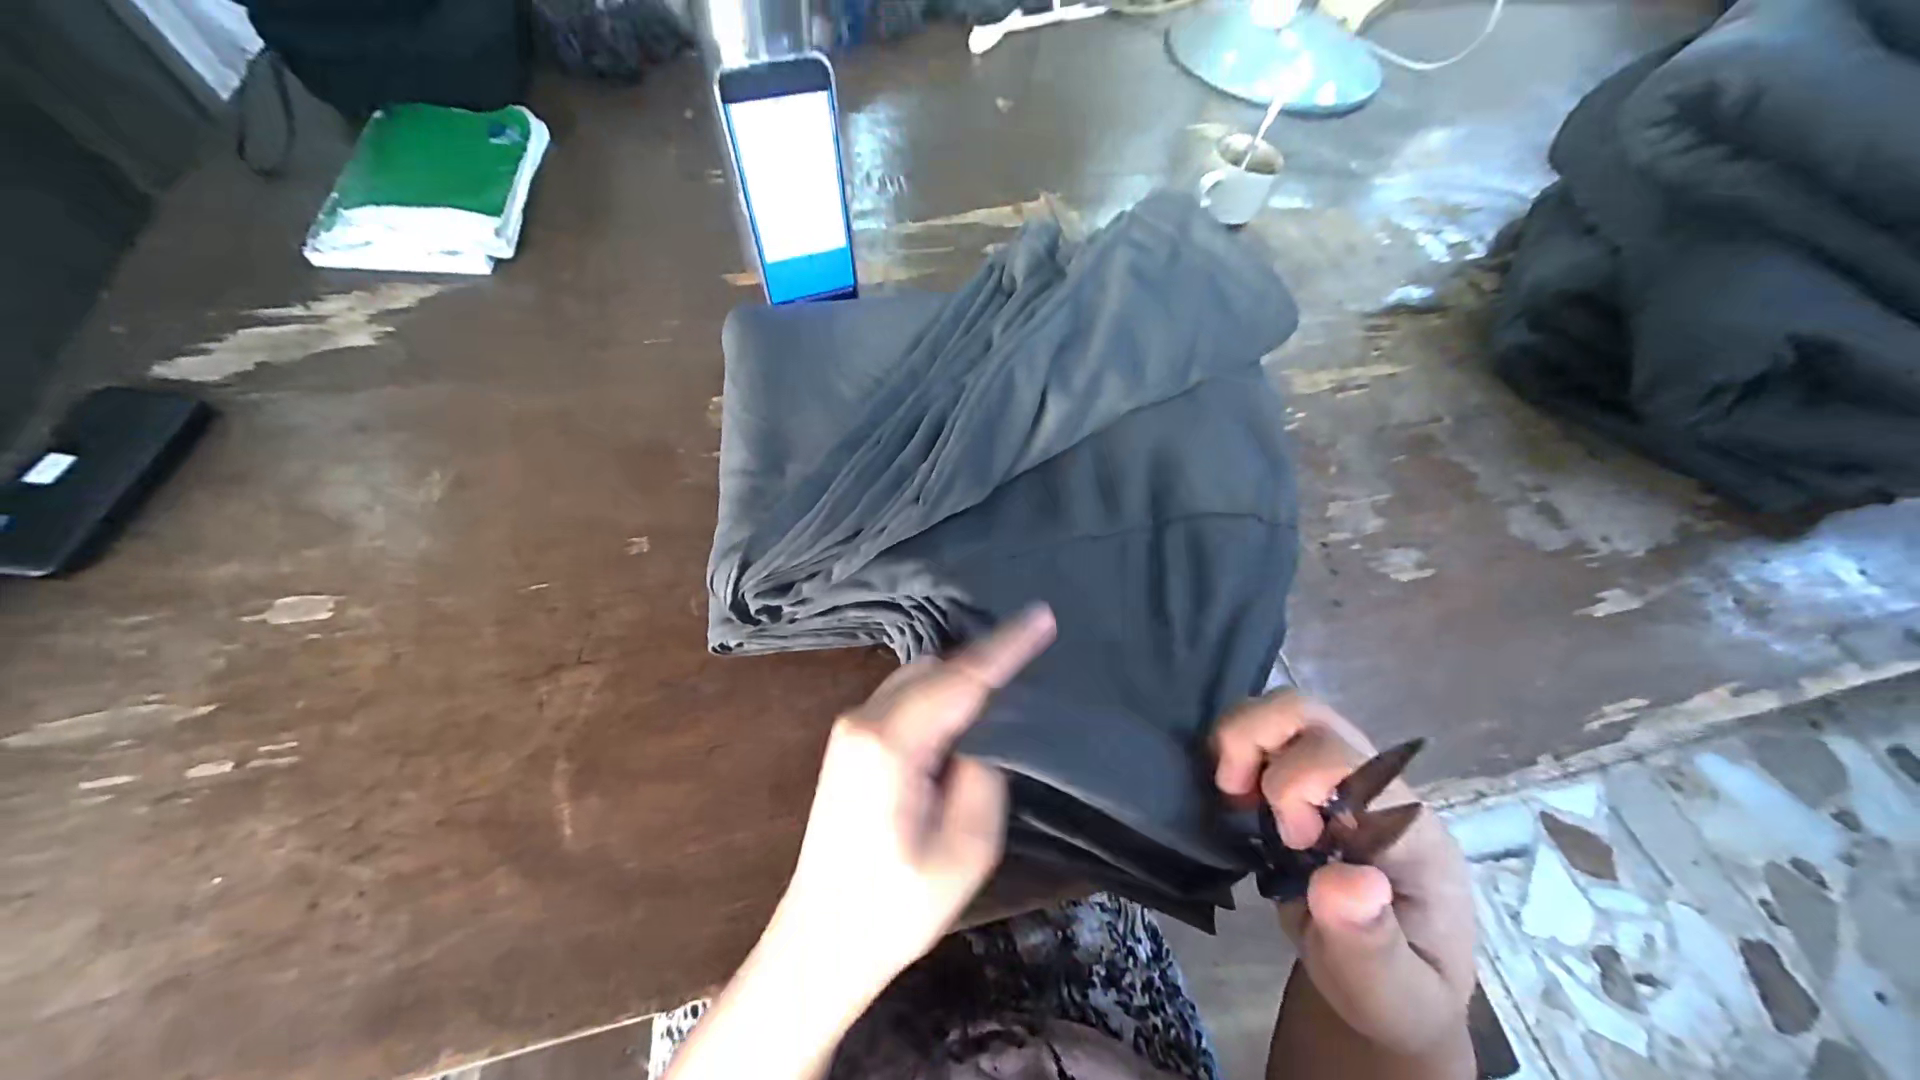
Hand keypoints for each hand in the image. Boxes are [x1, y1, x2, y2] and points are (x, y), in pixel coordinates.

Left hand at [766, 604, 1056, 1000]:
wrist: (821, 940)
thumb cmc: (894, 908)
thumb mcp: (965, 853)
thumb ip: (983, 777)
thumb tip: (983, 736)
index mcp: (891, 744)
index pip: (961, 679)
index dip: (1007, 646)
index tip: (1042, 616)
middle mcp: (863, 721)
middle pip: (934, 668)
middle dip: (981, 665)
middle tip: (1028, 673)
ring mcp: (849, 729)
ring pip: (916, 678)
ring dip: (957, 682)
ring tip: (999, 700)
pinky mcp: (848, 742)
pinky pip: (902, 697)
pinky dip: (935, 697)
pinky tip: (958, 722)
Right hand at [1213, 691, 1476, 1055]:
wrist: (1388, 986)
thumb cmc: (1393, 988)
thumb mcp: (1389, 991)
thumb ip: (1371, 942)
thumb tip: (1350, 880)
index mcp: (1407, 828)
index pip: (1342, 757)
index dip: (1294, 785)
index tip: (1293, 844)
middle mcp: (1375, 785)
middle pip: (1305, 712)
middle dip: (1252, 739)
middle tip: (1237, 796)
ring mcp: (1340, 776)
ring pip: (1280, 710)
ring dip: (1239, 740)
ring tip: (1234, 795)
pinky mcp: (1308, 777)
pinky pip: (1265, 730)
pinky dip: (1235, 748)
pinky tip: (1236, 795)